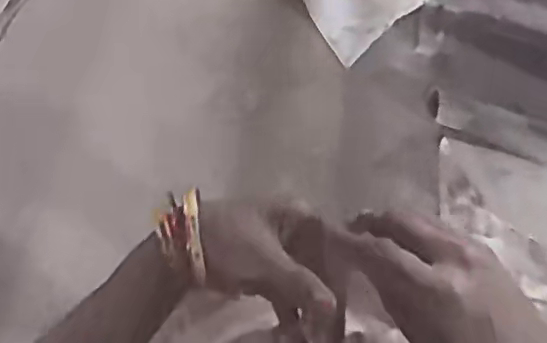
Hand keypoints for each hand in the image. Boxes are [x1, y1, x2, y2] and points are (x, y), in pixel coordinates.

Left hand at [195, 201, 341, 341]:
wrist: (188, 245)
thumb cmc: (231, 239)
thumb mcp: (267, 260)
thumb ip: (301, 283)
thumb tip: (334, 308)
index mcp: (299, 216)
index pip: (335, 243)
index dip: (347, 274)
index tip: (357, 306)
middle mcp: (296, 231)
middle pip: (324, 269)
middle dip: (329, 302)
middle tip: (335, 332)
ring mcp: (282, 253)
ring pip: (308, 286)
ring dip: (312, 314)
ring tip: (317, 339)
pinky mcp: (268, 273)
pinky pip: (290, 296)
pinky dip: (293, 316)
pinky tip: (295, 337)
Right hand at [336, 211, 546, 342]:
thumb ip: (396, 311)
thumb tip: (364, 283)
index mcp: (438, 291)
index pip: (379, 251)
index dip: (347, 240)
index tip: (322, 235)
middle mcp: (454, 257)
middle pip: (398, 220)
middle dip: (368, 223)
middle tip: (347, 234)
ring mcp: (474, 249)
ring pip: (420, 218)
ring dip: (393, 224)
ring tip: (376, 238)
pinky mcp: (487, 251)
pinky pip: (441, 227)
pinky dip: (418, 230)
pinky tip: (413, 248)